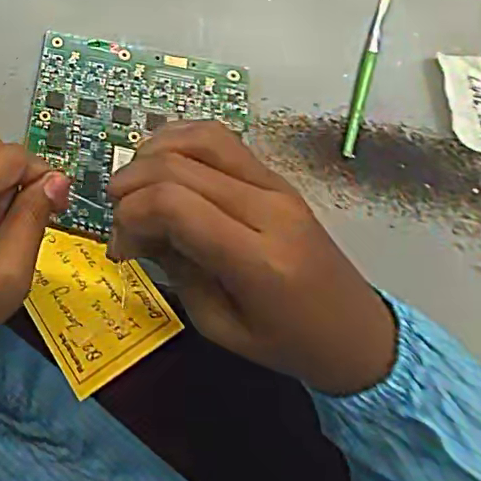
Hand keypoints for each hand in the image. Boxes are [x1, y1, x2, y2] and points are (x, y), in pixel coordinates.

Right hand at [107, 122, 397, 395]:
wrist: (361, 335)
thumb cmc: (290, 344)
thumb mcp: (220, 326)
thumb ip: (173, 269)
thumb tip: (132, 229)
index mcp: (260, 261)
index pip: (175, 205)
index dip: (131, 214)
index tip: (119, 245)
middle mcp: (268, 210)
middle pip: (176, 167)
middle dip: (130, 186)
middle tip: (119, 218)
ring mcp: (275, 184)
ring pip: (197, 138)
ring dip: (150, 153)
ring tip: (134, 184)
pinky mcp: (273, 174)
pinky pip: (217, 137)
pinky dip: (176, 138)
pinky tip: (159, 161)